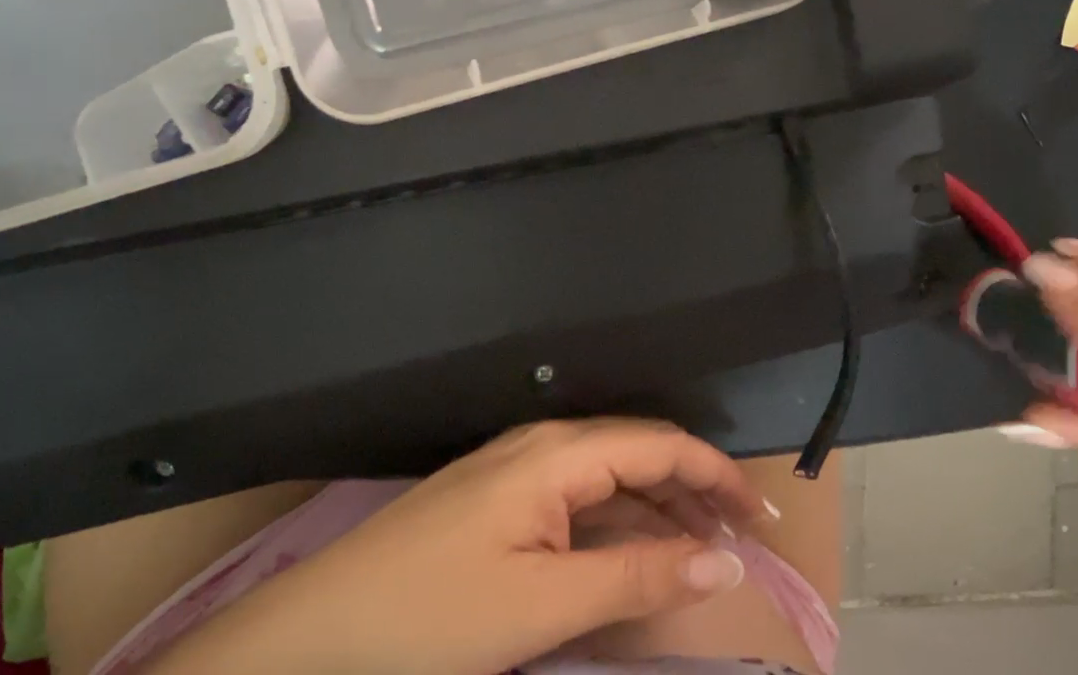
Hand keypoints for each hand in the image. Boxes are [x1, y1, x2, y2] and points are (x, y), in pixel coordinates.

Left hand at [147, 419, 771, 674]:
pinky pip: (577, 496)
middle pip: (639, 452)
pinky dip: (618, 521)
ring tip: (701, 547)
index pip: (661, 444)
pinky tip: (631, 551)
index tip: (762, 519)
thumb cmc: (433, 614)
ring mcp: (514, 469)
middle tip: (742, 537)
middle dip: (695, 488)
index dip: (718, 476)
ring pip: (608, 475)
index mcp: (558, 452)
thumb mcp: (547, 602)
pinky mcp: (496, 499)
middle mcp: (541, 444)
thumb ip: (640, 577)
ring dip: (659, 506)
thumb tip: (726, 560)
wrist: (315, 632)